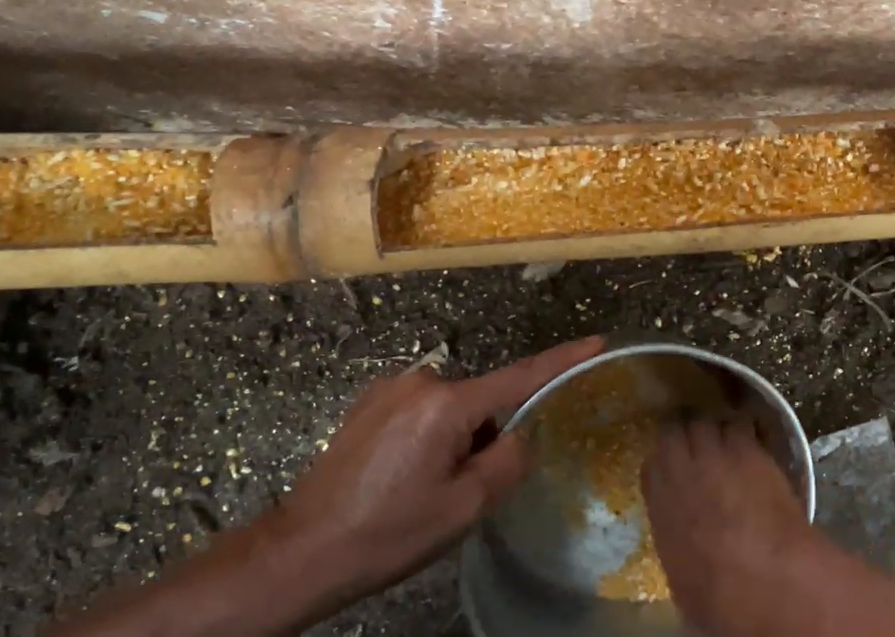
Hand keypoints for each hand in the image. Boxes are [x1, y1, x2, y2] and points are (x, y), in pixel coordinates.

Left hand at [271, 336, 604, 599]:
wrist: (297, 554)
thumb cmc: (386, 533)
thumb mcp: (464, 508)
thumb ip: (508, 460)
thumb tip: (518, 435)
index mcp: (447, 404)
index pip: (520, 376)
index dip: (563, 359)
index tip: (597, 341)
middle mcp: (420, 381)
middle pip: (482, 401)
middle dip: (486, 435)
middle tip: (459, 488)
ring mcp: (388, 388)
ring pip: (451, 408)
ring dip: (455, 437)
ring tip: (421, 489)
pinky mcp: (366, 403)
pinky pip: (421, 410)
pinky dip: (427, 436)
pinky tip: (399, 477)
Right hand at [643, 419, 825, 630]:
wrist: (766, 575)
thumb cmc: (721, 593)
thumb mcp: (682, 578)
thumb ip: (676, 543)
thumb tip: (683, 541)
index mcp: (661, 508)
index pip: (651, 467)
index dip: (663, 462)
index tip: (673, 466)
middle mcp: (682, 474)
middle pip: (674, 432)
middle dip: (684, 434)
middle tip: (697, 441)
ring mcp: (715, 456)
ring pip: (705, 422)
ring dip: (713, 430)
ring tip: (725, 440)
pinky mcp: (748, 449)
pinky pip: (740, 425)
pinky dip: (743, 430)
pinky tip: (751, 440)